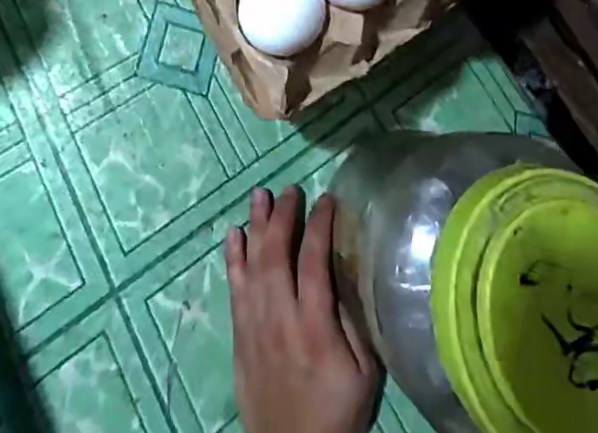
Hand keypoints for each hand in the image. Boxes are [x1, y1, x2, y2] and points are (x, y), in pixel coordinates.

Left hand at [228, 187, 381, 432]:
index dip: (319, 226)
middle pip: (276, 256)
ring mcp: (255, 326)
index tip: (327, 199)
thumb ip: (351, 320)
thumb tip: (341, 271)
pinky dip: (232, 257)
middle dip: (283, 216)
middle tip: (290, 189)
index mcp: (315, 328)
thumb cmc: (337, 408)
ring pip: (251, 265)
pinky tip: (234, 233)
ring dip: (255, 225)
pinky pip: (233, 287)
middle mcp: (280, 319)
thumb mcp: (364, 370)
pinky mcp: (239, 335)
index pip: (313, 262)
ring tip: (259, 194)